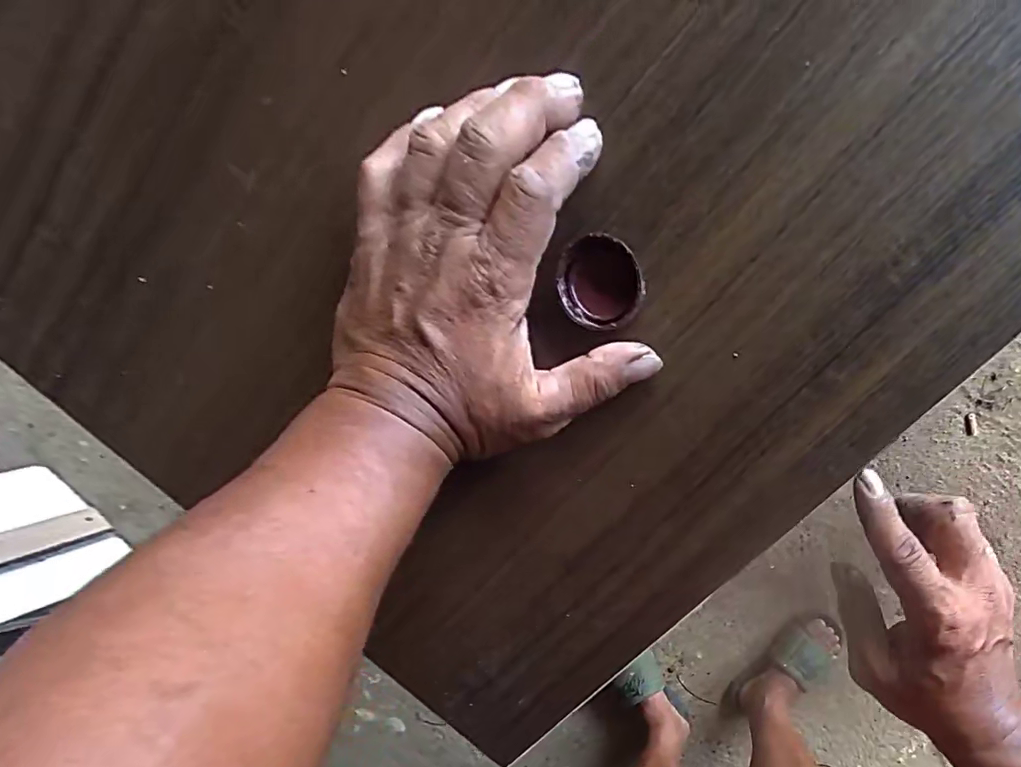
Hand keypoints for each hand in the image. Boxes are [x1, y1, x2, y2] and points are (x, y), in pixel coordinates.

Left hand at [328, 75, 662, 463]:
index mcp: (492, 284)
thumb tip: (649, 360)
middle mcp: (447, 248)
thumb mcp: (539, 410)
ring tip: (511, 92)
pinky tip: (439, 120)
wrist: (387, 421)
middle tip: (562, 92)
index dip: (565, 152)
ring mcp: (403, 238)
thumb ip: (595, 381)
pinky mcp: (372, 241)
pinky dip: (411, 133)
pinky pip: (382, 166)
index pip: (533, 192)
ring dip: (476, 105)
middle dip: (528, 105)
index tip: (588, 138)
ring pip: (434, 144)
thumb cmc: (460, 415)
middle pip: (483, 146)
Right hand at [831, 468, 1020, 758]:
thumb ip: (858, 613)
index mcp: (937, 614)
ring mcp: (995, 584)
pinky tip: (923, 554)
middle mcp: (973, 591)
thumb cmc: (924, 696)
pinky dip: (942, 532)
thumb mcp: (873, 666)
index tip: (864, 482)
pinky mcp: (1001, 583)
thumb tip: (845, 570)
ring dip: (928, 515)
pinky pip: (971, 538)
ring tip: (901, 533)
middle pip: (951, 516)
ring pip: (965, 520)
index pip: (904, 550)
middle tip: (886, 515)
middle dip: (913, 505)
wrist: (988, 715)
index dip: (881, 513)